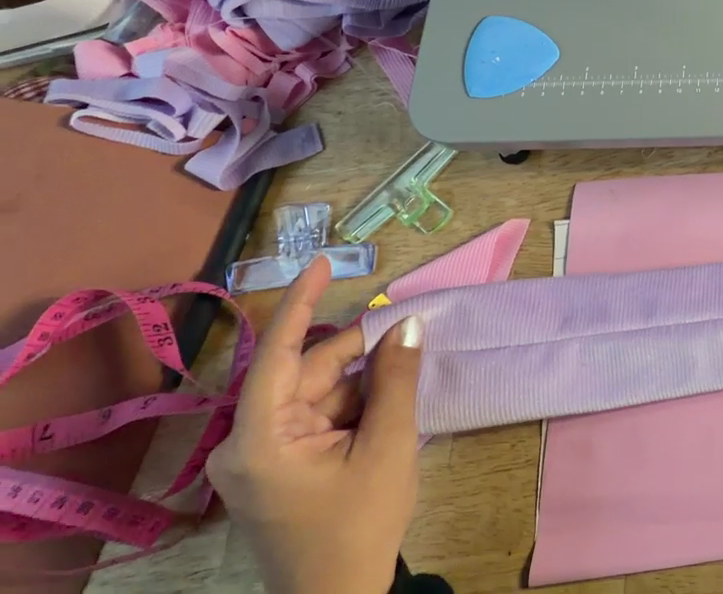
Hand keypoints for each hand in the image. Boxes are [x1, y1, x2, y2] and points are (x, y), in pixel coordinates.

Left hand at [208, 258, 424, 593]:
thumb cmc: (358, 523)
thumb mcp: (388, 446)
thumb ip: (395, 380)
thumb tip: (407, 324)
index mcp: (259, 438)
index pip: (276, 355)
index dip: (299, 304)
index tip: (324, 263)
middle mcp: (248, 440)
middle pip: (306, 371)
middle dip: (357, 350)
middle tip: (409, 329)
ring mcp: (263, 453)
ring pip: (318, 389)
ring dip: (363, 378)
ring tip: (406, 372)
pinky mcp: (282, 462)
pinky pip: (321, 411)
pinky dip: (357, 400)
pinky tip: (389, 401)